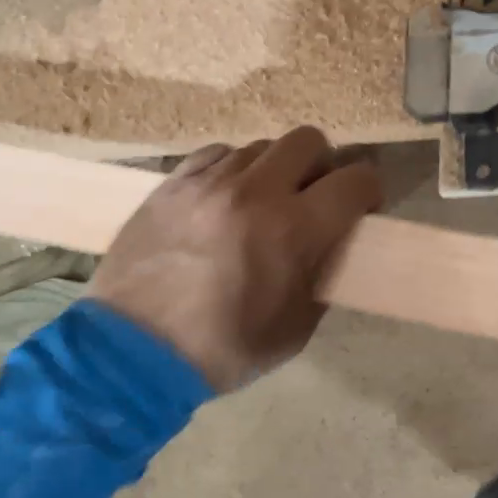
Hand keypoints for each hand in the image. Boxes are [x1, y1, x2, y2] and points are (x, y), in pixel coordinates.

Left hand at [90, 129, 381, 391]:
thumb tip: (334, 242)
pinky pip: (217, 153)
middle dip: (323, 165)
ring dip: (275, 169)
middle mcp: (255, 192)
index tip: (363, 207)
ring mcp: (208, 183)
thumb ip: (324, 273)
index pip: (355, 179)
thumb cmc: (223, 348)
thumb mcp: (298, 325)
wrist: (128, 355)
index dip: (370, 190)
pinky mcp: (171, 184)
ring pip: (262, 146)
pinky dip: (233, 169)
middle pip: (309, 141)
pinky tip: (227, 196)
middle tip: (314, 196)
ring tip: (264, 200)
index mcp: (294, 228)